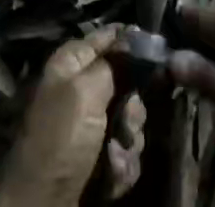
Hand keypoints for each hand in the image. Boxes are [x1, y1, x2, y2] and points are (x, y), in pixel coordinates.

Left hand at [0, 25, 147, 206]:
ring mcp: (92, 125)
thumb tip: (134, 37)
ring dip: (129, 143)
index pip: (108, 36)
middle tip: (125, 125)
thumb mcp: (84, 93)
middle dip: (133, 109)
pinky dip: (122, 167)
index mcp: (72, 64)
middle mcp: (83, 89)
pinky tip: (110, 178)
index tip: (156, 56)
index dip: (133, 41)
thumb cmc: (59, 141)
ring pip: (132, 121)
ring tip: (113, 159)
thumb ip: (112, 64)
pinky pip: (127, 152)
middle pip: (129, 83)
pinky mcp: (99, 158)